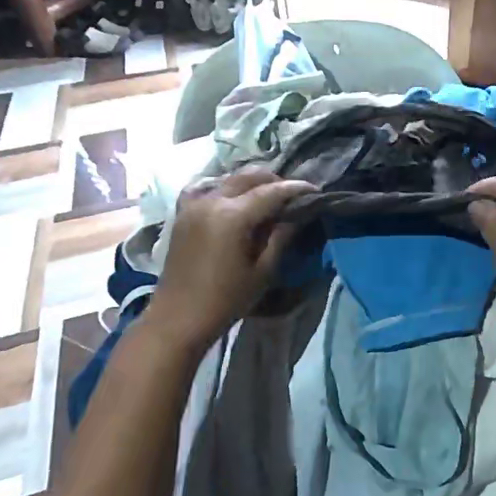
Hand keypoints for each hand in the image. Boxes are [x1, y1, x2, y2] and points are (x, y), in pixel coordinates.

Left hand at [147, 170, 315, 346]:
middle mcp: (211, 201)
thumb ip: (281, 237)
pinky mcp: (183, 213)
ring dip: (252, 183)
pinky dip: (225, 188)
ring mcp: (193, 204)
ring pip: (229, 179)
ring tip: (269, 198)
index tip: (316, 191)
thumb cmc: (226, 299)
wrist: (179, 317)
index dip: (296, 188)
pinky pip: (207, 188)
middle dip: (275, 181)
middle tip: (293, 195)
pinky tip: (234, 199)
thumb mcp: (262, 271)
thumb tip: (297, 215)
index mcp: (233, 216)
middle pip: (249, 177)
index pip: (272, 191)